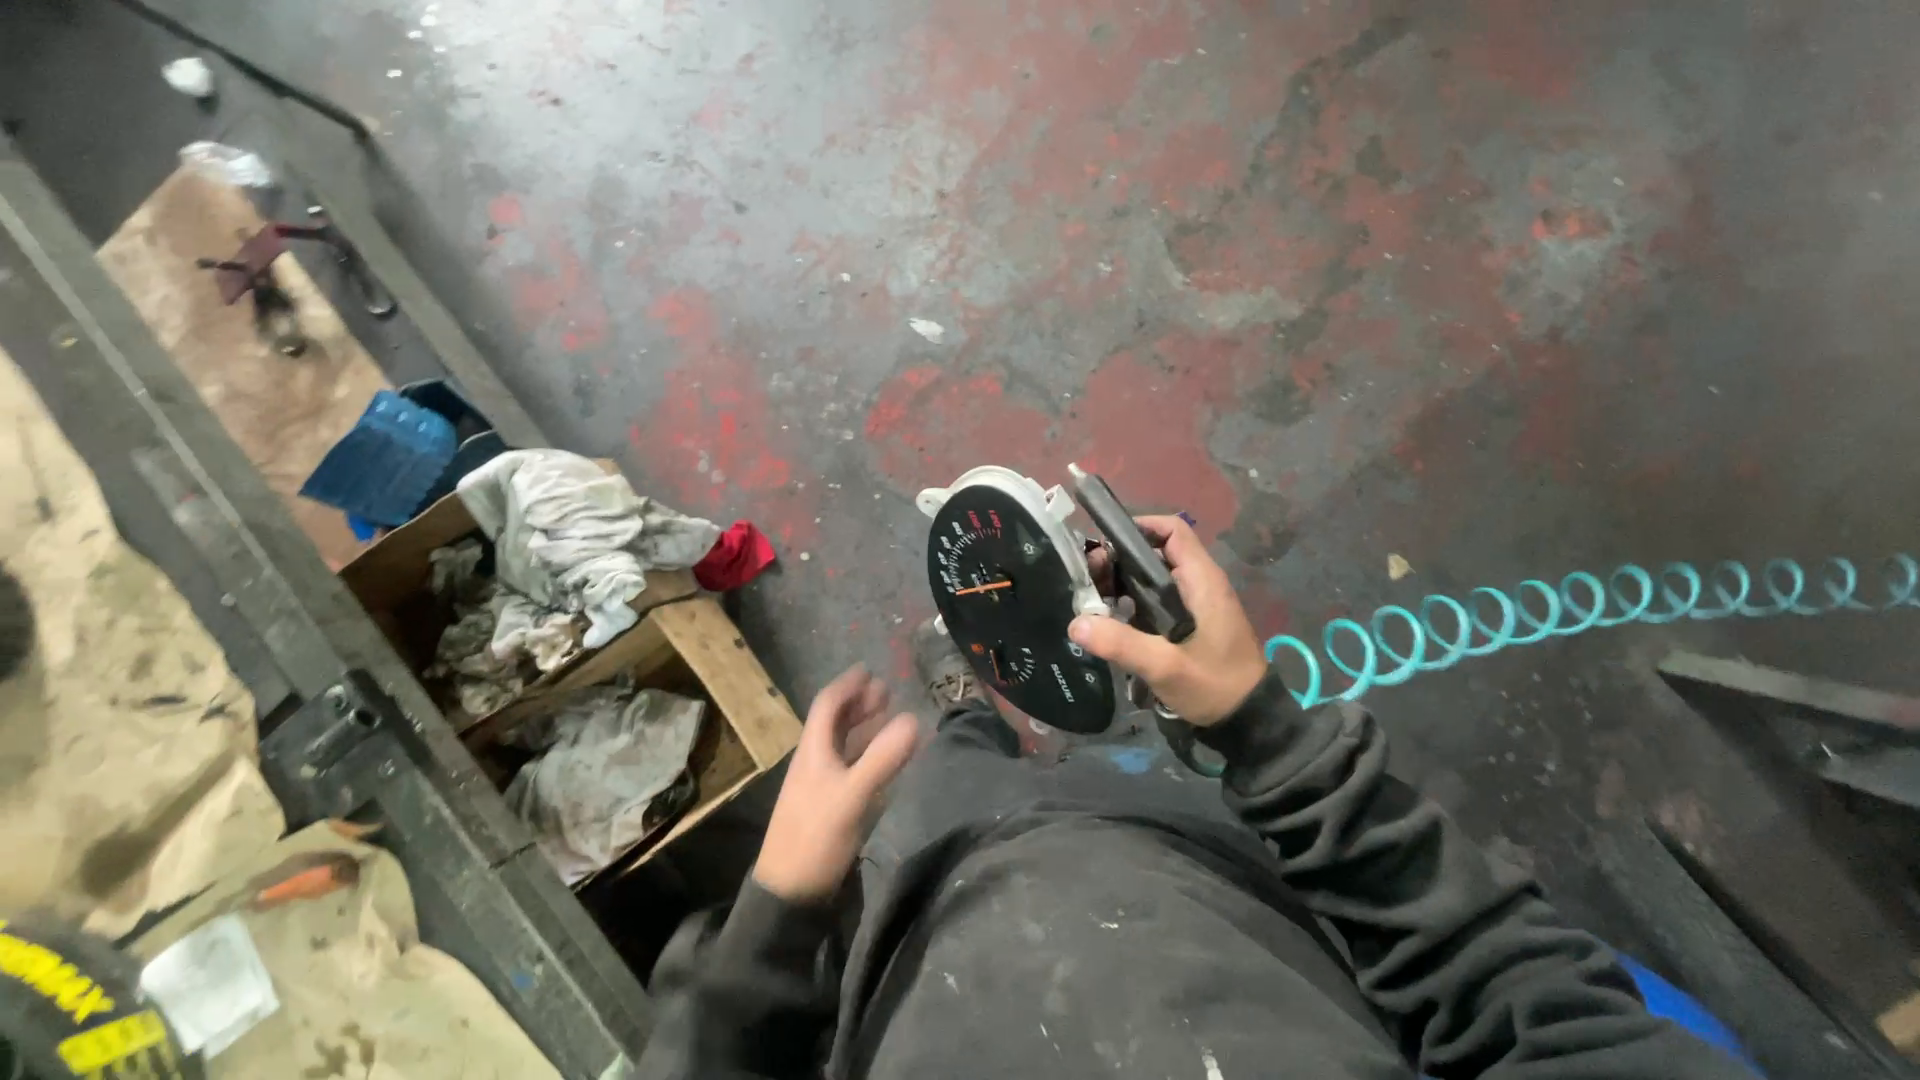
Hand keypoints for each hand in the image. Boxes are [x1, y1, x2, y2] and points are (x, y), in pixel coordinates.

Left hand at [753, 666, 918, 903]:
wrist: (789, 892)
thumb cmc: (816, 837)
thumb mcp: (853, 796)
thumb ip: (883, 758)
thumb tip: (915, 718)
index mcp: (812, 752)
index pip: (827, 706)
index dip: (847, 686)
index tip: (867, 670)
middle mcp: (814, 762)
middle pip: (834, 723)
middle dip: (859, 704)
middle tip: (885, 691)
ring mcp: (819, 786)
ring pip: (842, 746)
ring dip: (863, 728)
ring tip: (888, 716)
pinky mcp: (828, 808)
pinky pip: (849, 768)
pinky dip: (867, 756)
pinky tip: (882, 761)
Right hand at [1070, 515, 1267, 725]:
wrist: (1250, 720)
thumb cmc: (1214, 685)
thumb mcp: (1165, 667)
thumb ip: (1121, 643)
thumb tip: (1076, 623)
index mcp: (1201, 581)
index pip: (1172, 531)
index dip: (1138, 527)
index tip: (1103, 544)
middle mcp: (1200, 584)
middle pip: (1156, 552)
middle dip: (1120, 560)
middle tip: (1089, 580)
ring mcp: (1197, 604)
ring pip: (1154, 577)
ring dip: (1124, 583)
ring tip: (1094, 601)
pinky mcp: (1192, 622)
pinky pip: (1159, 600)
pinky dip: (1135, 602)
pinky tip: (1113, 621)